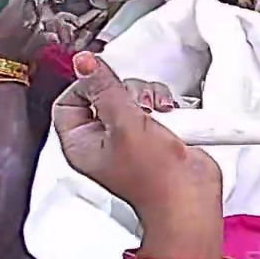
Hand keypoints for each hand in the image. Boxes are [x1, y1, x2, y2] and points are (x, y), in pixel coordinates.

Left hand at [53, 53, 220, 256]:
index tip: (107, 81)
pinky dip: (162, 103)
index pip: (68, 102)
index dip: (86, 86)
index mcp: (82, 144)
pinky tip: (169, 112)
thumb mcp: (125, 123)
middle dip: (126, 90)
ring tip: (158, 109)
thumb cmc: (156, 178)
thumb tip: (84, 63)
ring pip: (131, 97)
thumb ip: (105, 89)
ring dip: (148, 95)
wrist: (191, 195)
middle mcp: (103, 141)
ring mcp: (130, 138)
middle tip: (139, 102)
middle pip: (103, 94)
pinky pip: (152, 106)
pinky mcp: (154, 135)